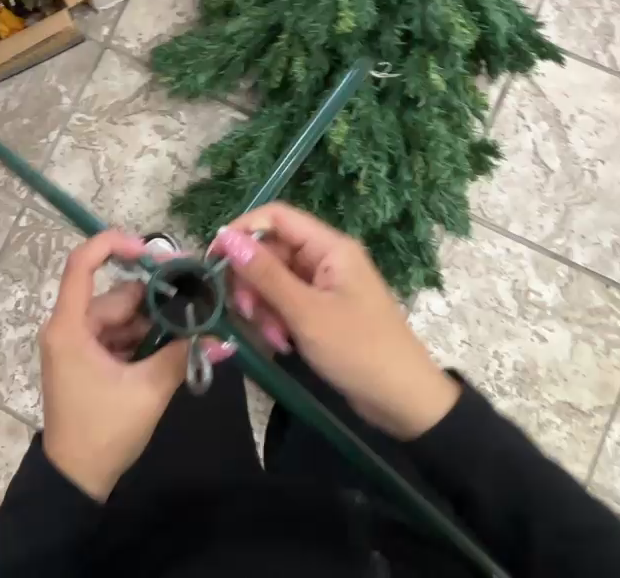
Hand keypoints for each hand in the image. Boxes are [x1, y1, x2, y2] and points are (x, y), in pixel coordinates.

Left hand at [39, 230, 190, 501]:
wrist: (75, 480)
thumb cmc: (103, 431)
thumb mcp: (147, 392)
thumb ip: (181, 357)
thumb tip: (221, 338)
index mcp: (69, 326)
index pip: (82, 263)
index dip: (114, 245)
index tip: (151, 250)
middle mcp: (68, 327)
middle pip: (114, 296)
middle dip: (155, 301)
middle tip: (197, 302)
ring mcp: (76, 343)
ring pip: (121, 317)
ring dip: (153, 324)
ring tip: (192, 331)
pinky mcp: (86, 359)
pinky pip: (117, 336)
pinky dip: (142, 340)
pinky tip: (173, 350)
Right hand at [211, 204, 460, 439]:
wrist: (405, 403)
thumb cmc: (359, 351)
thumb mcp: (305, 312)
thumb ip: (264, 273)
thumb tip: (225, 237)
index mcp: (329, 247)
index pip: (275, 217)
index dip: (241, 231)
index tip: (215, 260)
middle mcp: (325, 258)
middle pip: (270, 250)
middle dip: (251, 280)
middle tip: (245, 312)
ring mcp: (322, 284)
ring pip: (272, 278)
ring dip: (262, 305)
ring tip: (270, 337)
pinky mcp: (320, 308)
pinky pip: (284, 300)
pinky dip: (275, 318)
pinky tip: (279, 342)